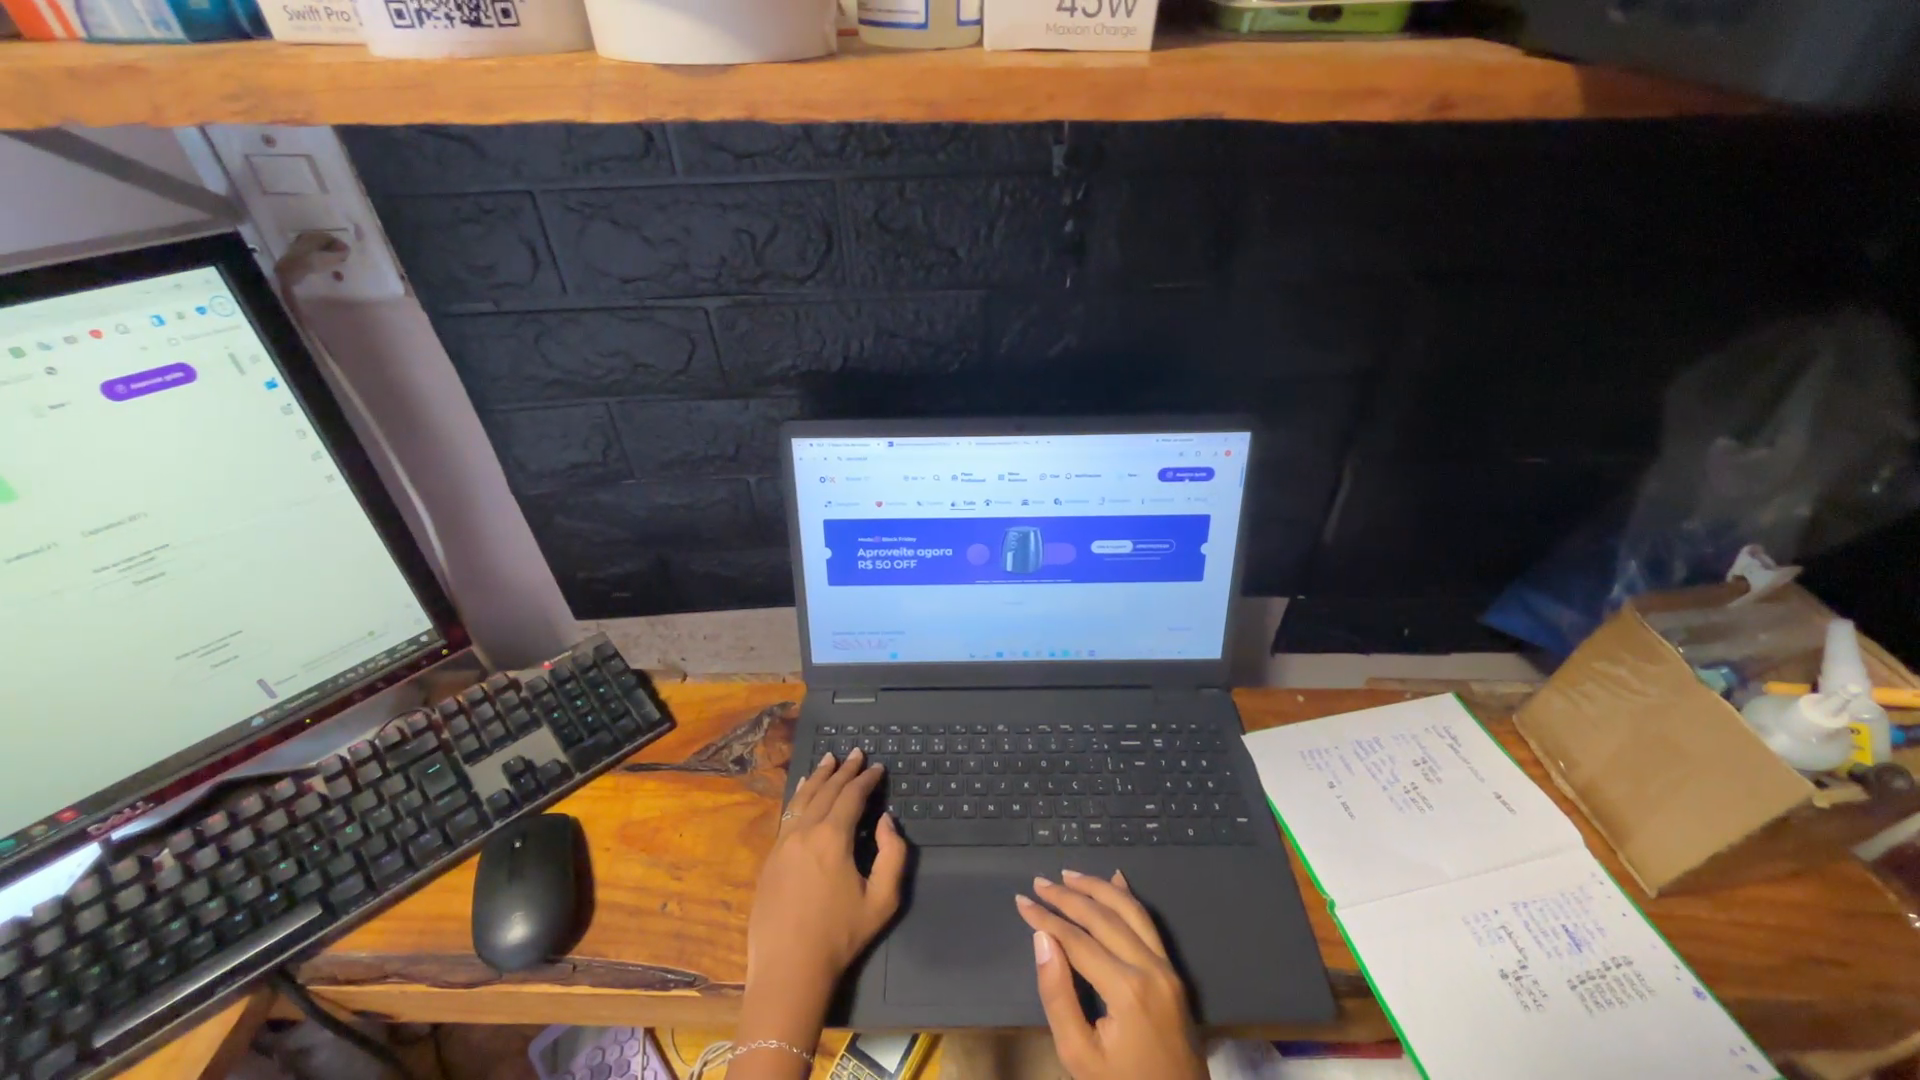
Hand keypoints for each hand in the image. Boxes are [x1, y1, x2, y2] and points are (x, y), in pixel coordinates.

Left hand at [746, 748, 906, 994]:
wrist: (789, 968)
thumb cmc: (840, 936)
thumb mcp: (883, 899)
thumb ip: (893, 854)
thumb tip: (886, 820)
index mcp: (832, 837)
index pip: (852, 796)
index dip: (867, 779)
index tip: (878, 767)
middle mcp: (804, 831)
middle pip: (826, 791)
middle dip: (844, 770)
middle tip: (856, 753)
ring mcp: (782, 844)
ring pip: (802, 799)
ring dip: (818, 777)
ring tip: (829, 759)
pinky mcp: (770, 858)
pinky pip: (787, 815)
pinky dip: (799, 796)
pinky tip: (803, 791)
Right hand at [1015, 871, 1207, 1079]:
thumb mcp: (1078, 1054)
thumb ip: (1057, 995)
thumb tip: (1042, 939)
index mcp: (1126, 989)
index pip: (1078, 939)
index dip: (1046, 918)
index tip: (1021, 901)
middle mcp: (1150, 968)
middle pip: (1104, 917)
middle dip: (1068, 897)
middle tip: (1039, 882)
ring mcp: (1167, 968)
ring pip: (1131, 911)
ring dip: (1099, 888)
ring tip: (1069, 875)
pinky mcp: (1174, 973)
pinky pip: (1150, 924)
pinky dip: (1129, 898)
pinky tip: (1116, 879)